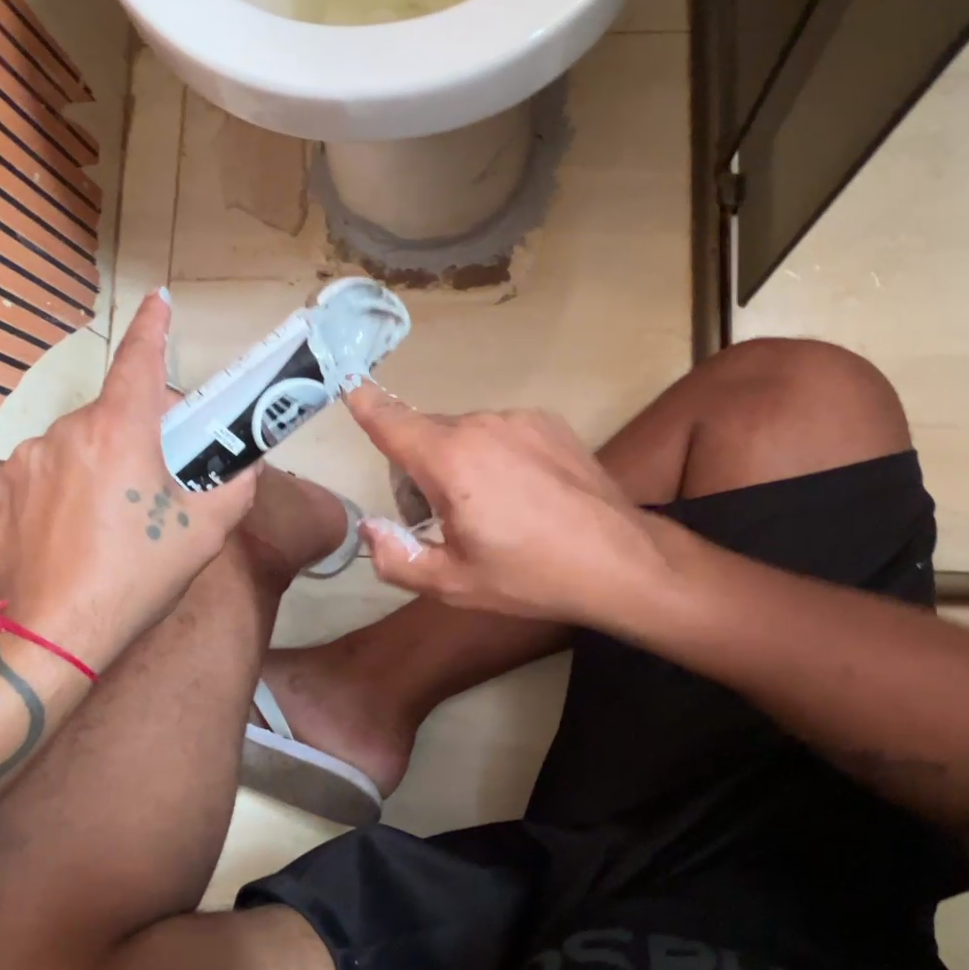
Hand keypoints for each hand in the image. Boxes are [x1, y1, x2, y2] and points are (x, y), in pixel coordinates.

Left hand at [0, 292, 257, 668]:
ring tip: (117, 511)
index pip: (139, 361)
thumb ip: (235, 488)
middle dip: (144, 428)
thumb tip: (246, 467)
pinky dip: (72, 476)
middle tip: (164, 475)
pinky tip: (80, 521)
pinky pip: (51, 463)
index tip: (160, 300)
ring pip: (83, 439)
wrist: (54, 632)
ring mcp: (29, 457)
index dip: (154, 327)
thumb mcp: (205, 533)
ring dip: (107, 456)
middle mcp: (69, 431)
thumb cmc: (137, 576)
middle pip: (118, 410)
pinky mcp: (4, 484)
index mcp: (120, 433)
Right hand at [343, 382, 666, 623]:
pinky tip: (525, 493)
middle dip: (420, 467)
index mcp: (450, 460)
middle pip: (428, 434)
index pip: (392, 421)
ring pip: (466, 433)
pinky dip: (497, 454)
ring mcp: (520, 419)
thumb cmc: (531, 576)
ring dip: (461, 461)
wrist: (619, 559)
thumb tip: (369, 529)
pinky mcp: (550, 422)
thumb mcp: (455, 583)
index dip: (365, 405)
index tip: (349, 386)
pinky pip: (503, 431)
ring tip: (494, 510)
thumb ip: (398, 558)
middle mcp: (481, 425)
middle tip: (445, 519)